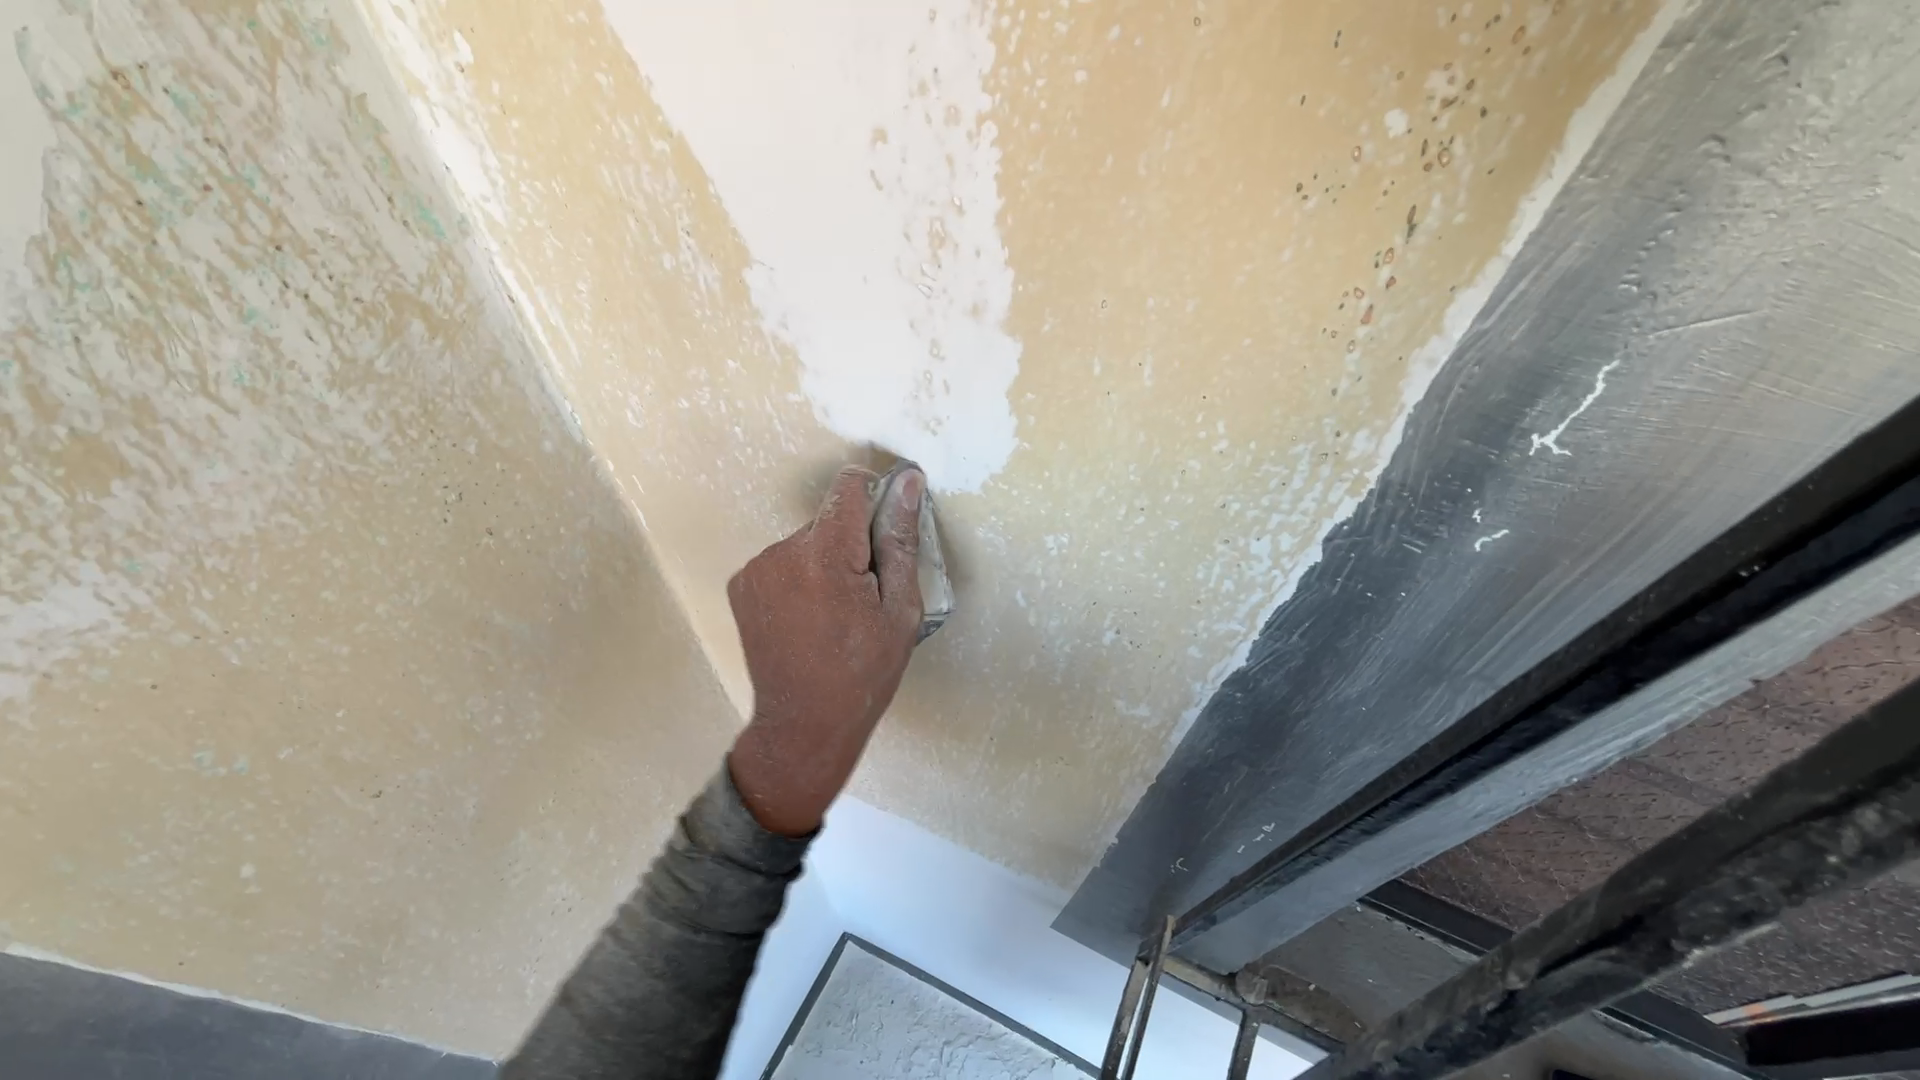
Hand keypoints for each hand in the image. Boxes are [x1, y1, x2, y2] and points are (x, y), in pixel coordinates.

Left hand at [727, 465, 925, 835]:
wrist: (804, 725)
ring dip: (825, 562)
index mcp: (824, 555)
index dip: (875, 496)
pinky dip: (800, 578)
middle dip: (852, 544)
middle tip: (865, 595)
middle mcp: (781, 552)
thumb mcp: (901, 610)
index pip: (849, 487)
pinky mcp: (741, 586)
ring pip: (807, 542)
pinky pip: (783, 562)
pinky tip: (809, 617)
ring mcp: (755, 569)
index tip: (887, 526)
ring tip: (835, 613)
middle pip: (829, 519)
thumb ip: (900, 540)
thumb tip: (907, 483)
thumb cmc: (863, 674)